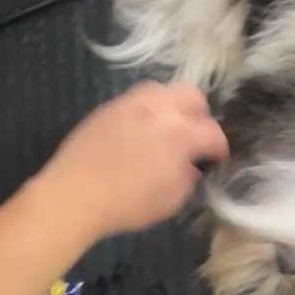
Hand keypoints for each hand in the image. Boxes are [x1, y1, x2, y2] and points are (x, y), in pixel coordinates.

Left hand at [35, 81, 228, 239]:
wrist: (73, 195)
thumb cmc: (126, 204)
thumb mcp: (170, 200)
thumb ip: (188, 177)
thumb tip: (190, 165)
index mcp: (180, 134)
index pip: (213, 133)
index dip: (220, 149)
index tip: (217, 160)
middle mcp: (158, 110)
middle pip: (191, 96)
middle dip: (200, 116)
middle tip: (195, 138)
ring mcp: (130, 104)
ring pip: (163, 90)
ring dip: (172, 106)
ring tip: (168, 129)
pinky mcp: (108, 108)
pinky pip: (136, 99)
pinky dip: (147, 111)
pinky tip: (140, 133)